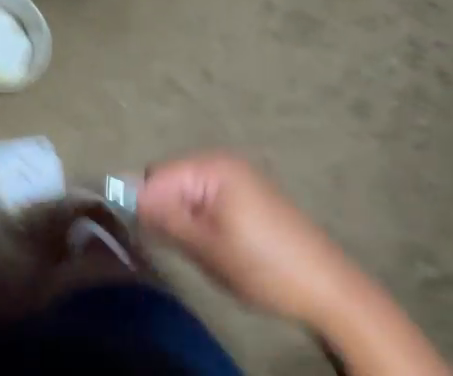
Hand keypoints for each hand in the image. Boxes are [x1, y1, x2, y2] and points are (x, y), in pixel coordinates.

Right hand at [138, 152, 359, 327]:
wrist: (330, 289)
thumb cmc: (264, 266)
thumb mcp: (206, 246)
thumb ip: (163, 217)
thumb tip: (122, 194)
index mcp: (212, 167)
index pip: (155, 176)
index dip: (144, 205)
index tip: (148, 237)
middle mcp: (222, 162)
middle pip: (169, 179)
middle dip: (164, 209)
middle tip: (178, 245)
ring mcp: (239, 177)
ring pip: (187, 191)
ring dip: (183, 216)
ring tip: (200, 248)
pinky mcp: (250, 194)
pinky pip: (207, 197)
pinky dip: (202, 218)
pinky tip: (217, 245)